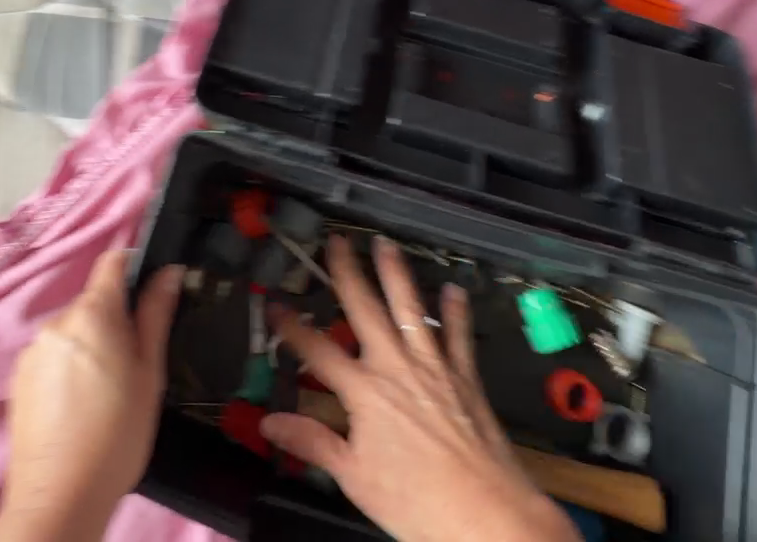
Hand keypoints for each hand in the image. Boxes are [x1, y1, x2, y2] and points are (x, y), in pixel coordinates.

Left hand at [0, 250, 184, 541]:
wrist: (59, 499)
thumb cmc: (118, 434)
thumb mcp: (150, 373)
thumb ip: (156, 315)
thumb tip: (168, 270)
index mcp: (93, 313)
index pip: (112, 262)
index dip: (135, 267)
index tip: (152, 293)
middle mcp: (57, 322)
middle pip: (94, 301)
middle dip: (116, 319)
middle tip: (136, 361)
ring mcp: (33, 351)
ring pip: (74, 331)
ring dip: (92, 344)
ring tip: (107, 391)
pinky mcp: (18, 379)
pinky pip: (53, 356)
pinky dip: (69, 367)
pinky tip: (80, 406)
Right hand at [266, 235, 579, 541]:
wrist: (486, 514)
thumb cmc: (415, 502)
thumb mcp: (354, 477)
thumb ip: (313, 442)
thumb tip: (270, 423)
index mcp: (364, 392)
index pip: (317, 351)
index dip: (293, 326)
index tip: (276, 303)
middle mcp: (396, 367)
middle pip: (365, 310)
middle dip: (348, 273)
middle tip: (337, 242)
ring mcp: (434, 367)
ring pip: (410, 309)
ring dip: (397, 274)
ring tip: (386, 244)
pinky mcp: (465, 376)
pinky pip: (458, 335)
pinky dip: (456, 311)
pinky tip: (453, 288)